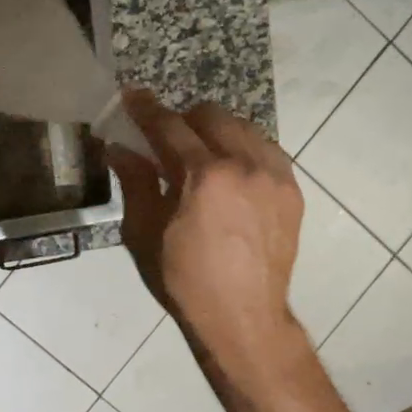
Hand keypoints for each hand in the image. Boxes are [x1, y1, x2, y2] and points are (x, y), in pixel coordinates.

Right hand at [107, 90, 304, 367]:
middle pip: (211, 115)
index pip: (169, 126)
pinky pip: (266, 151)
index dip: (146, 109)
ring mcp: (274, 175)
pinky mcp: (291, 190)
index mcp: (202, 176)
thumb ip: (135, 183)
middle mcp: (244, 164)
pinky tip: (229, 174)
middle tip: (164, 138)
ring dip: (215, 132)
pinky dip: (243, 151)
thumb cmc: (182, 280)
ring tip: (198, 156)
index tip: (132, 95)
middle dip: (183, 119)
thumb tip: (120, 149)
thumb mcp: (144, 234)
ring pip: (243, 128)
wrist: (242, 317)